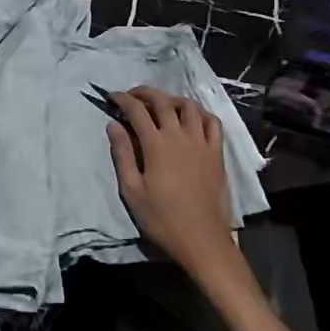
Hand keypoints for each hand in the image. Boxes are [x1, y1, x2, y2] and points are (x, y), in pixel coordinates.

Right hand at [106, 86, 237, 275]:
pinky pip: (212, 121)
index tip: (112, 96)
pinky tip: (193, 118)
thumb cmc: (161, 218)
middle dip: (145, 93)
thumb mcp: (132, 191)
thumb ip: (122, 154)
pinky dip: (201, 113)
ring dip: (173, 99)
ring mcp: (201, 141)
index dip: (123, 99)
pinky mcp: (217, 151)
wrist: (201, 238)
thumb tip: (113, 125)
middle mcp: (180, 134)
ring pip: (189, 106)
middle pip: (162, 100)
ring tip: (163, 105)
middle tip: (133, 96)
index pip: (137, 110)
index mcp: (156, 144)